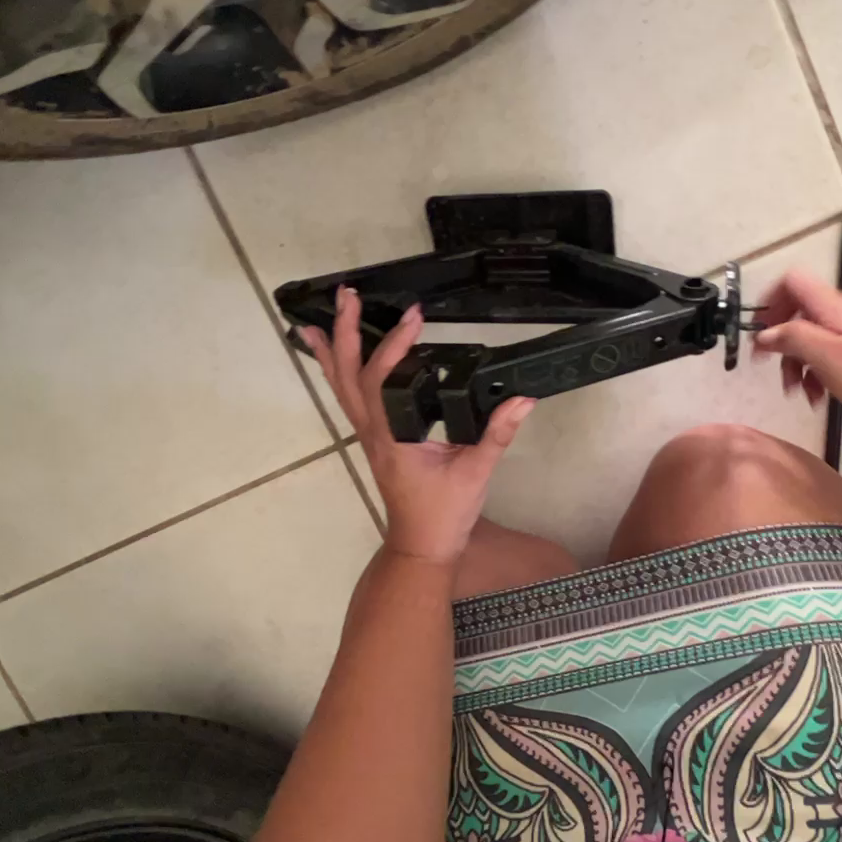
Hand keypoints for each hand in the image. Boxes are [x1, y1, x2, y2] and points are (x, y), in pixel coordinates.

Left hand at [300, 286, 535, 564]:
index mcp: (393, 437)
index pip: (383, 382)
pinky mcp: (375, 439)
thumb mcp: (476, 474)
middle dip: (344, 333)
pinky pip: (349, 399)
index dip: (394, 347)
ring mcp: (369, 436)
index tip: (415, 317)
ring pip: (341, 387)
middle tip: (347, 295)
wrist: (422, 546)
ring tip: (318, 317)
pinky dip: (338, 373)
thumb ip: (497, 434)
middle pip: (347, 377)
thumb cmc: (444, 513)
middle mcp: (372, 432)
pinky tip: (335, 357)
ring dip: (331, 350)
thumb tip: (523, 398)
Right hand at [752, 269, 841, 427]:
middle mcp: (838, 313)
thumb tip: (763, 334)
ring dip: (794, 364)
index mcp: (830, 306)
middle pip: (795, 314)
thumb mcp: (824, 355)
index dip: (770, 300)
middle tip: (768, 366)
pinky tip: (816, 397)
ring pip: (807, 339)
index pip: (791, 282)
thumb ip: (790, 338)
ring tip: (797, 392)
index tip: (759, 329)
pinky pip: (823, 356)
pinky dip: (812, 374)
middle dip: (779, 341)